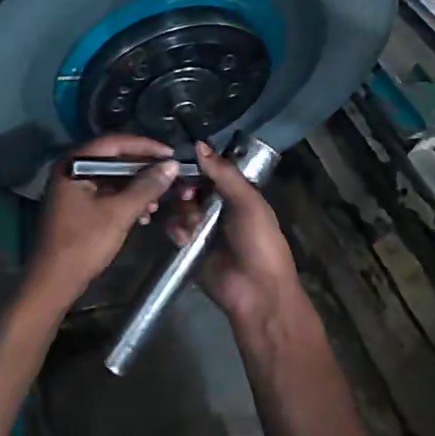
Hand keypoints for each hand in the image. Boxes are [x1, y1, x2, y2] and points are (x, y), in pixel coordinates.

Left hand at [28, 135, 181, 302]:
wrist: (54, 281)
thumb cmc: (84, 243)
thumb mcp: (119, 213)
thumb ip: (146, 187)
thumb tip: (171, 165)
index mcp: (74, 164)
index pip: (114, 143)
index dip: (145, 146)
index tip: (171, 154)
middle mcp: (70, 170)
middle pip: (113, 159)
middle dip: (143, 169)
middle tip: (170, 176)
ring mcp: (72, 189)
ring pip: (111, 178)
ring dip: (136, 187)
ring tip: (158, 201)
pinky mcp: (77, 206)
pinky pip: (106, 193)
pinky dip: (125, 199)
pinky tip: (143, 213)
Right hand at [166, 141, 299, 326]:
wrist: (257, 291)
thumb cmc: (259, 241)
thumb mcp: (247, 202)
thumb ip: (223, 173)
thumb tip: (199, 144)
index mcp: (238, 196)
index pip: (212, 173)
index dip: (199, 168)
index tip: (188, 165)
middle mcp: (219, 209)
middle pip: (192, 189)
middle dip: (186, 190)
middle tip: (188, 197)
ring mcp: (203, 229)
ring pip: (181, 208)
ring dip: (182, 212)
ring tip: (191, 223)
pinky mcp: (190, 248)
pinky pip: (175, 230)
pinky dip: (176, 231)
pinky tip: (184, 236)